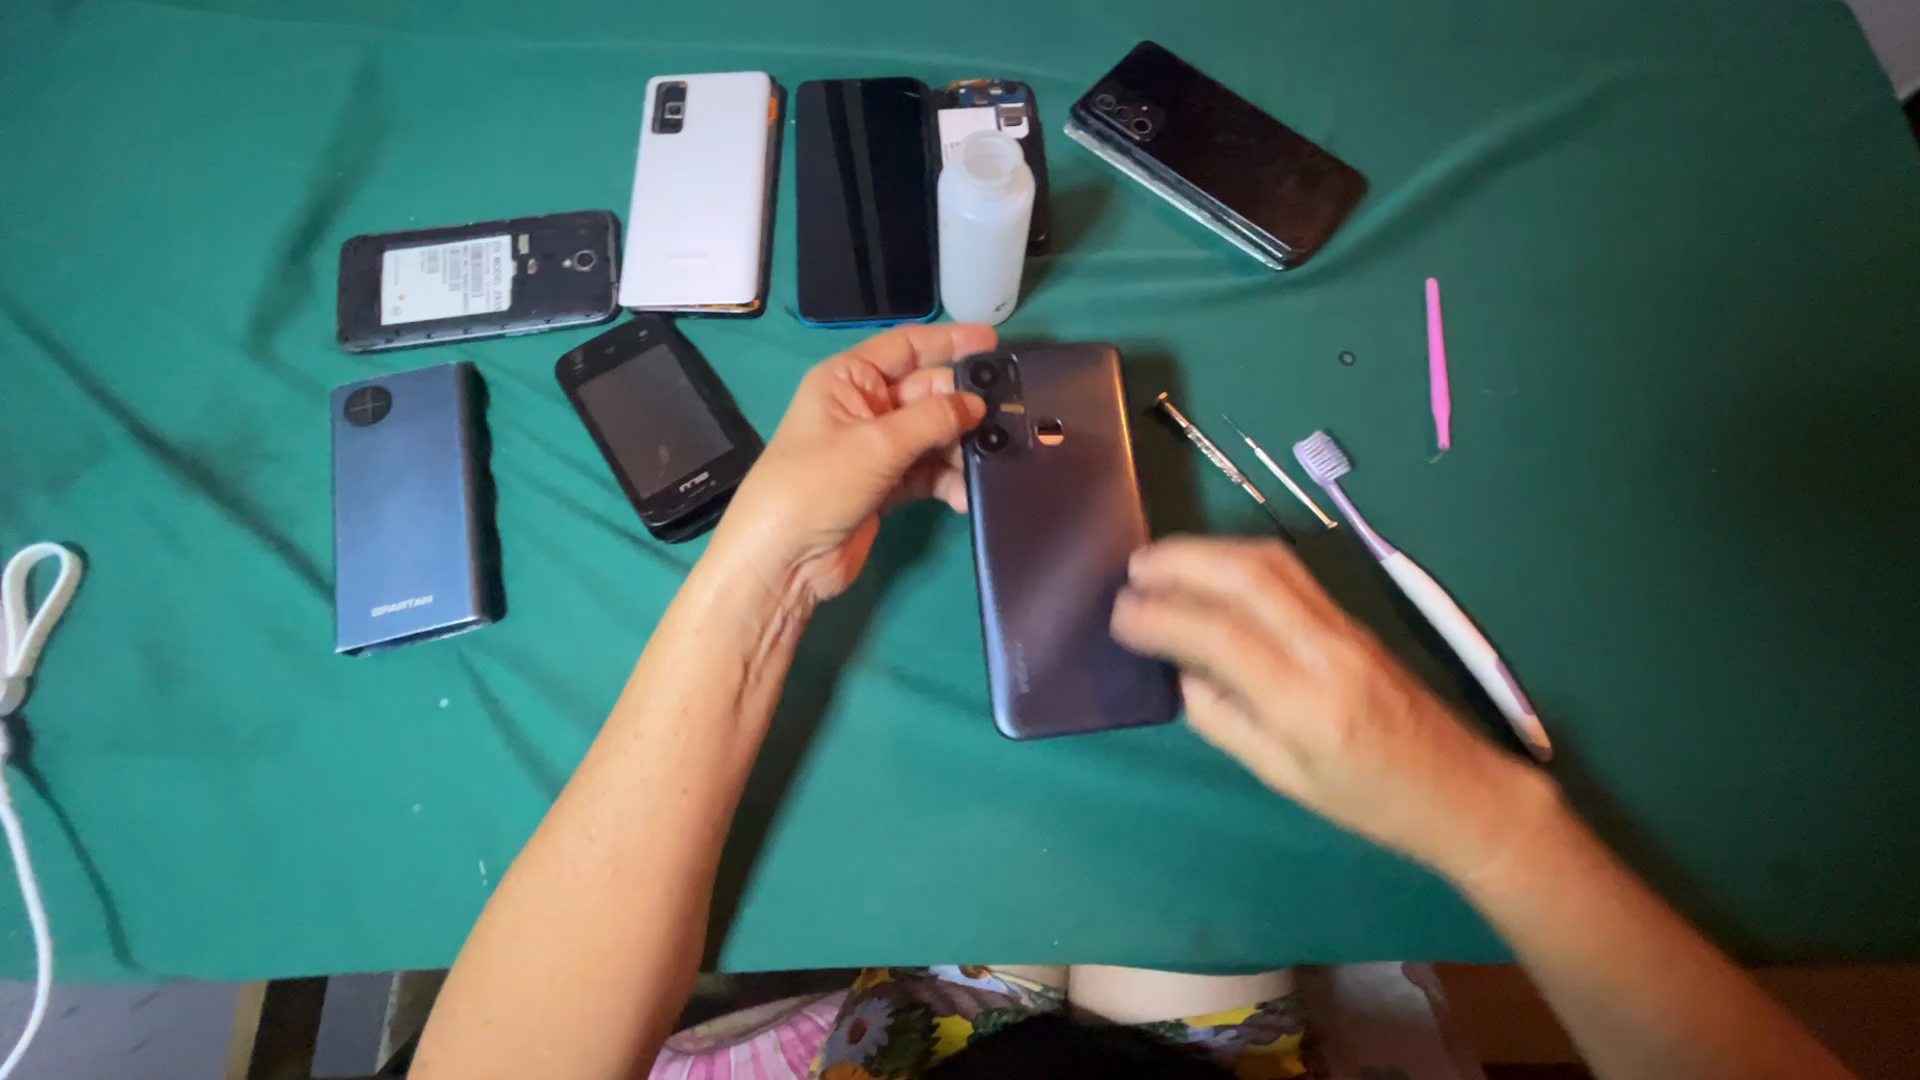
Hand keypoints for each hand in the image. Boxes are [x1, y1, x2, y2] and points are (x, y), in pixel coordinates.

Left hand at [707, 323, 997, 611]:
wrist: (786, 559)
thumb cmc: (818, 484)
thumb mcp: (876, 444)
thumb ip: (932, 419)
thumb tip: (977, 404)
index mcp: (849, 379)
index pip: (906, 348)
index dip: (949, 343)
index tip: (993, 342)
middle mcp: (865, 407)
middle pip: (927, 395)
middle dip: (962, 409)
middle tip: (1004, 420)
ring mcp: (877, 449)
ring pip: (933, 437)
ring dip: (959, 451)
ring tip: (986, 466)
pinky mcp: (888, 486)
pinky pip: (929, 473)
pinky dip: (948, 482)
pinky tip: (964, 497)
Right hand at [1110, 536, 1552, 878]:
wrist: (1462, 789)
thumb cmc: (1365, 800)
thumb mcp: (1278, 775)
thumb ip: (1218, 717)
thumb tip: (1176, 667)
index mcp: (1305, 705)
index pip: (1220, 638)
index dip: (1160, 618)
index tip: (1119, 615)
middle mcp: (1325, 650)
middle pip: (1246, 577)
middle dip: (1179, 562)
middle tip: (1132, 569)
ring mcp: (1343, 624)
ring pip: (1268, 561)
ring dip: (1206, 550)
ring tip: (1159, 560)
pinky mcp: (1350, 614)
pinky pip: (1285, 569)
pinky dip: (1235, 557)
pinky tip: (1208, 566)